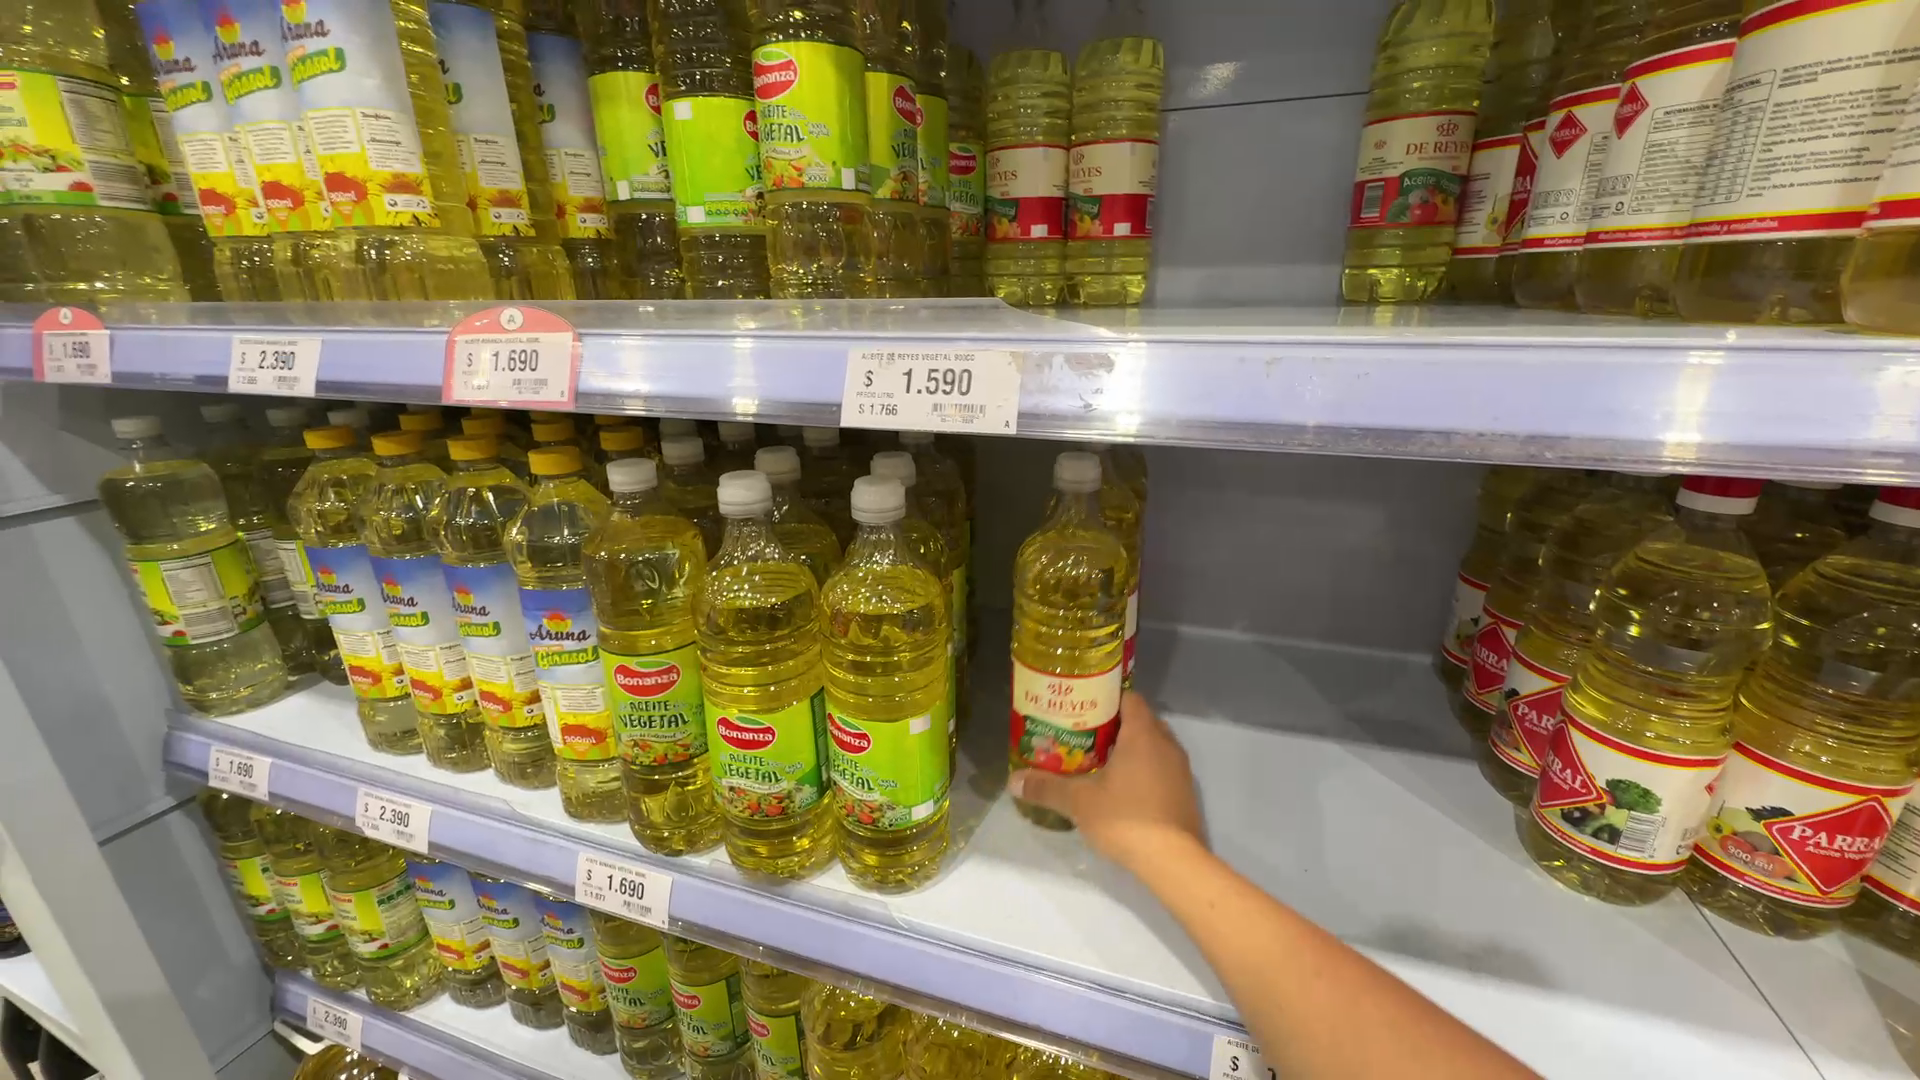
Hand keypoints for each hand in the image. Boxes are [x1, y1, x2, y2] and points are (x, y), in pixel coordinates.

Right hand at [1009, 691, 1207, 868]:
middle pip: (1140, 720)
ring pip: (1153, 746)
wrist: (1173, 862)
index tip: (1082, 707)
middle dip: (1114, 724)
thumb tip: (1013, 780)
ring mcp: (1180, 770)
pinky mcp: (1185, 793)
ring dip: (1130, 749)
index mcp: (1143, 734)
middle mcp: (1167, 744)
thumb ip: (1046, 787)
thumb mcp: (1078, 802)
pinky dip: (1143, 770)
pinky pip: (1161, 768)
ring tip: (1098, 760)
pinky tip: (1121, 789)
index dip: (1106, 697)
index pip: (1129, 697)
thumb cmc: (1125, 818)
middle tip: (1083, 734)